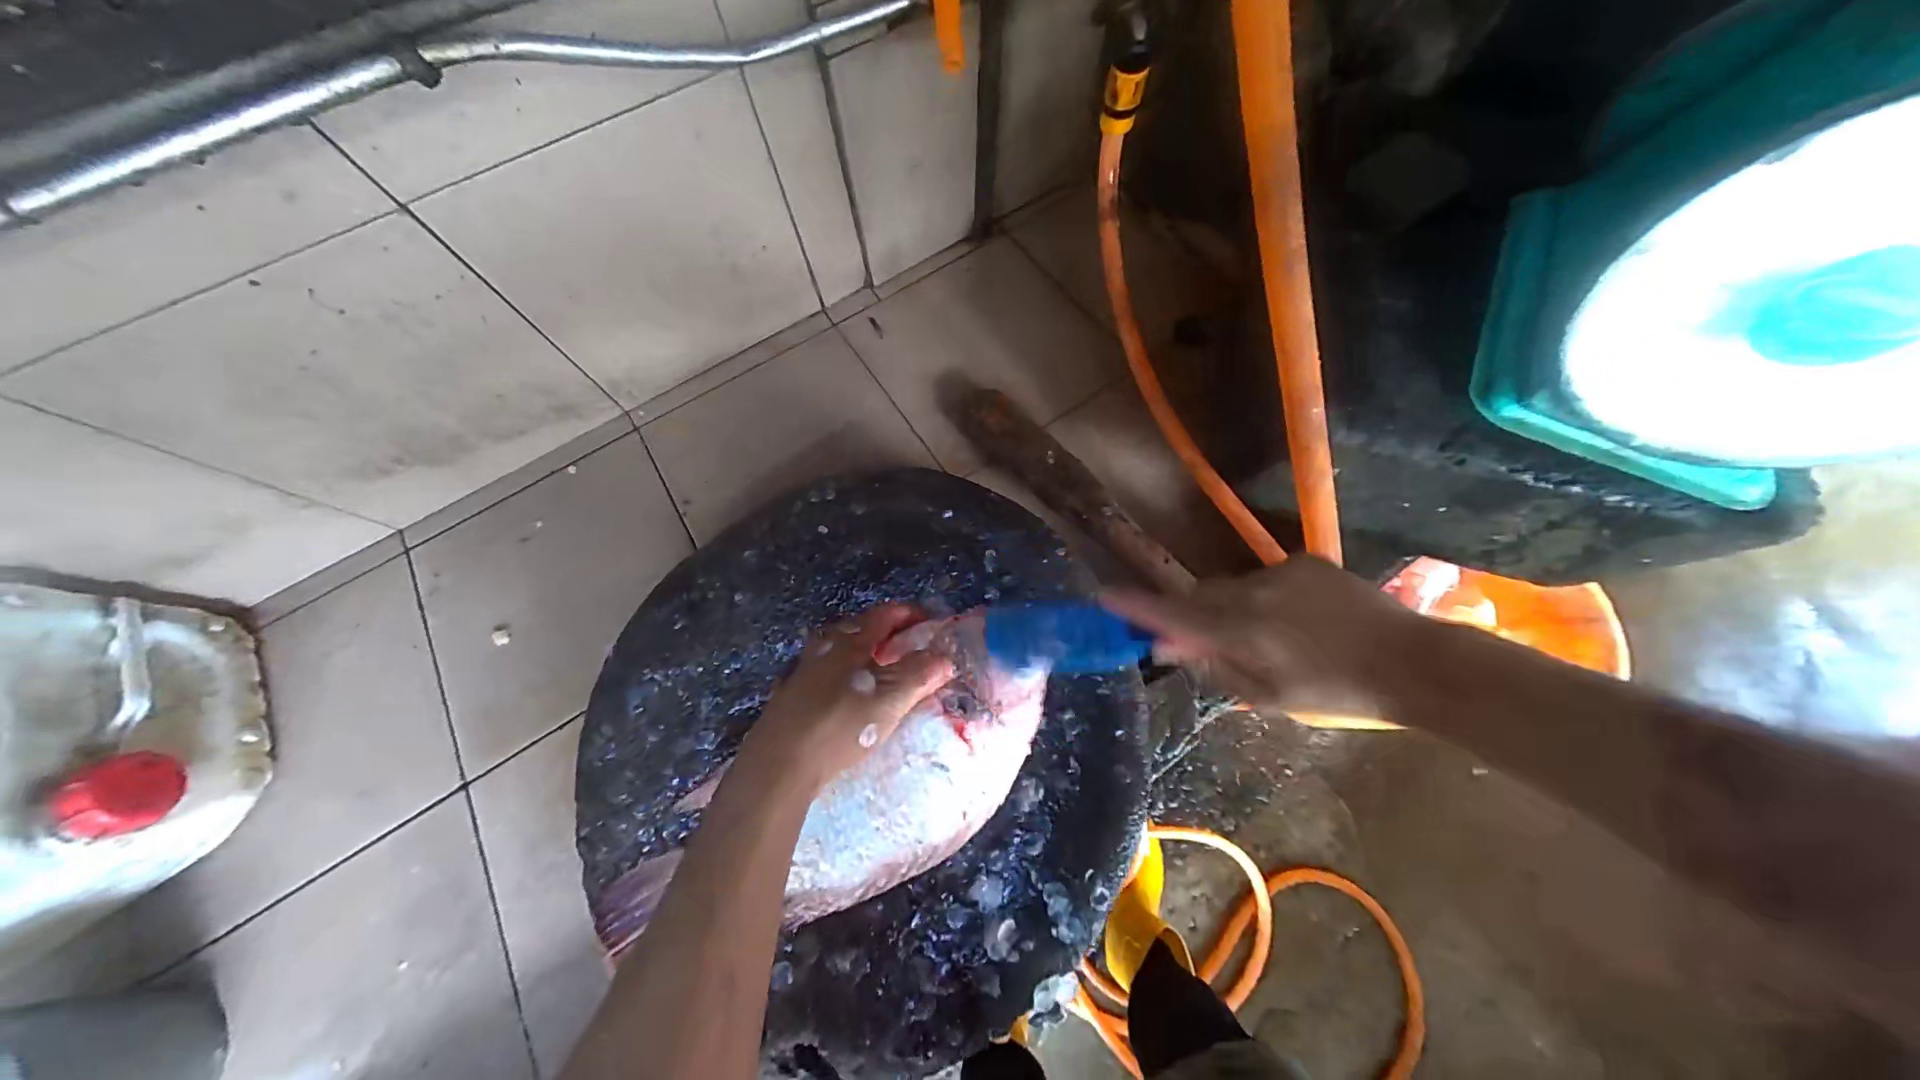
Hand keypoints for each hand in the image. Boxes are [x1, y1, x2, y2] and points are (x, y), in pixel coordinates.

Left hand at [741, 603, 955, 791]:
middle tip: (909, 646)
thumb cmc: (840, 724)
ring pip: (839, 650)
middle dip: (886, 632)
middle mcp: (825, 648)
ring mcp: (803, 671)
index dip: (910, 614)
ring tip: (881, 670)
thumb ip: (919, 675)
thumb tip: (945, 656)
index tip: (931, 621)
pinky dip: (844, 675)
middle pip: (859, 628)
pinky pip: (825, 673)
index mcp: (850, 642)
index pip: (884, 614)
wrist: (779, 763)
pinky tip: (847, 694)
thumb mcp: (890, 700)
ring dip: (863, 653)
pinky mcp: (790, 696)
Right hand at [1101, 557, 1415, 717]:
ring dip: (1233, 608)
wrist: (1416, 663)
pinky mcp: (1306, 561)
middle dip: (1194, 614)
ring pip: (1233, 588)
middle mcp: (1255, 591)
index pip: (1176, 614)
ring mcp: (1282, 571)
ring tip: (1270, 638)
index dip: (1138, 604)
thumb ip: (1215, 665)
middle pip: (1201, 596)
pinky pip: (1265, 578)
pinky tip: (1297, 621)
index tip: (1104, 594)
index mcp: (1244, 630)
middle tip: (1205, 641)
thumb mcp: (1269, 695)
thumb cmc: (1339, 693)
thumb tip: (1169, 645)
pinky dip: (1265, 597)